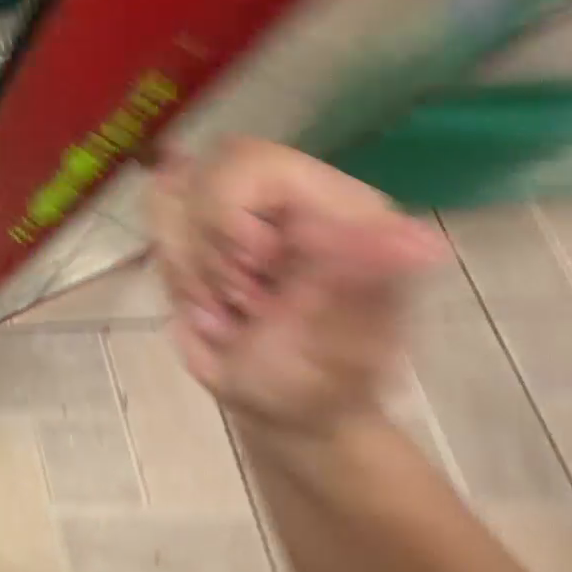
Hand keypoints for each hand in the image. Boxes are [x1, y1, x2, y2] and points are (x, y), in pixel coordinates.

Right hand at [147, 137, 447, 433]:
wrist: (274, 410)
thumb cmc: (317, 385)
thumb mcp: (339, 347)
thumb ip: (360, 288)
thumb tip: (415, 239)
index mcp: (339, 208)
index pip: (249, 161)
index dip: (228, 213)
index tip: (255, 269)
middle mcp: (287, 199)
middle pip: (199, 175)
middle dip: (206, 248)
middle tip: (244, 297)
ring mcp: (236, 213)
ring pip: (168, 204)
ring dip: (191, 269)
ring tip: (231, 307)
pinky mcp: (198, 234)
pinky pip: (156, 230)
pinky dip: (176, 275)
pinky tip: (209, 303)